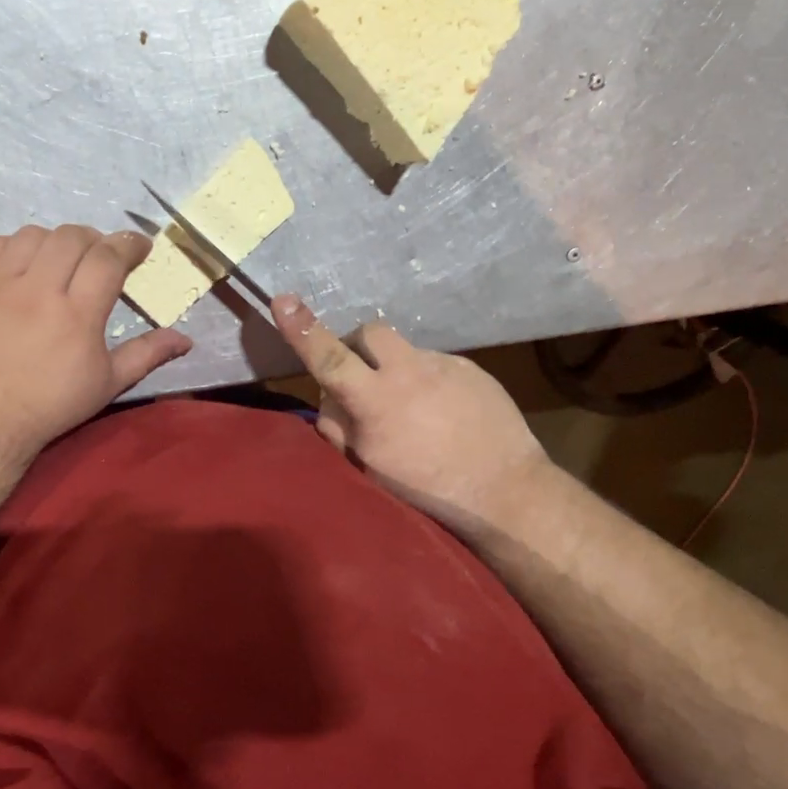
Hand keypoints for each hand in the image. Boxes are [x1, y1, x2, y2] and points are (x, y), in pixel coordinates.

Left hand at [0, 225, 192, 454]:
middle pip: (72, 237)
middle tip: (100, 257)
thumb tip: (185, 340)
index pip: (108, 257)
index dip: (129, 244)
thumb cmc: (54, 404)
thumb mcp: (108, 383)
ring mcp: (5, 287)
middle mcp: (41, 291)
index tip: (139, 248)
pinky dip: (11, 245)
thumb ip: (146, 354)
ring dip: (54, 240)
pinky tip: (23, 263)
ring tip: (61, 259)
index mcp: (79, 315)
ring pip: (33, 235)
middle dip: (94, 239)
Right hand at [270, 294, 549, 529]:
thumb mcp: (367, 467)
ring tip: (409, 409)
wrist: (504, 488)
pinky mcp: (472, 369)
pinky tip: (440, 415)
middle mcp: (409, 371)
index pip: (329, 358)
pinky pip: (434, 365)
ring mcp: (445, 365)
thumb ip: (339, 427)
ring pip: (404, 351)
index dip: (302, 330)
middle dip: (356, 346)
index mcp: (376, 401)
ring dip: (394, 369)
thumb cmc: (426, 488)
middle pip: (370, 332)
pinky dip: (426, 383)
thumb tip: (331, 399)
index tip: (283, 300)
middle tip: (359, 378)